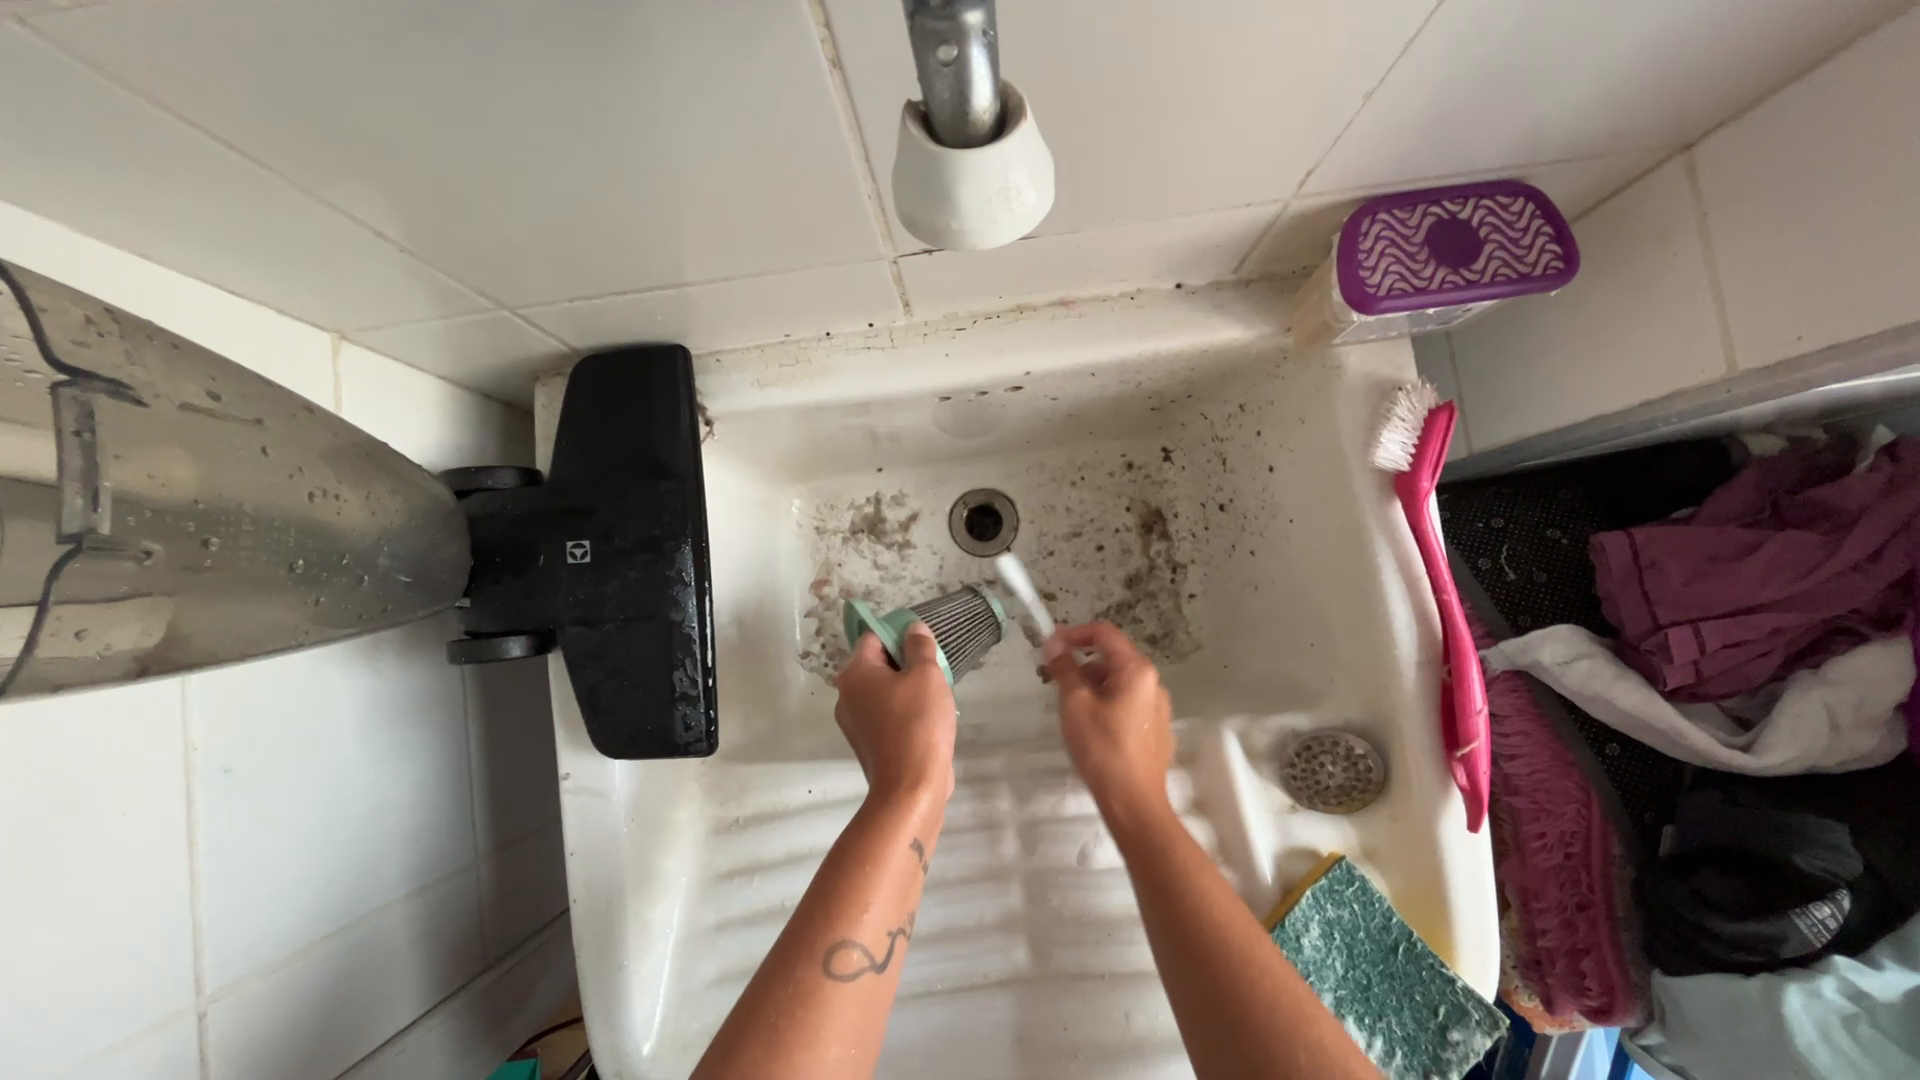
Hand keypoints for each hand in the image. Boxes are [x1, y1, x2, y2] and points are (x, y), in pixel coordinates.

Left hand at [835, 622, 957, 805]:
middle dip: (906, 664)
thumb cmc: (918, 722)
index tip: (925, 647)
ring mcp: (854, 723)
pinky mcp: (868, 744)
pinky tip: (926, 722)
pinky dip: (903, 713)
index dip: (899, 635)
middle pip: (877, 665)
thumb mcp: (926, 675)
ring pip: (883, 692)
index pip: (874, 637)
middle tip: (934, 673)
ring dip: (907, 690)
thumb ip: (919, 646)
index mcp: (854, 674)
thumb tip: (913, 629)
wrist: (911, 787)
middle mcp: (846, 696)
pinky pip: (886, 716)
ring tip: (934, 699)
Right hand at [1044, 622, 1174, 816]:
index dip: (1074, 633)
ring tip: (1070, 709)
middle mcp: (1153, 682)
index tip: (1049, 645)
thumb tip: (1054, 643)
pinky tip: (1092, 728)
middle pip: (1113, 658)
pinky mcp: (1156, 728)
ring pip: (1119, 682)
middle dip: (1081, 663)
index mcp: (1137, 670)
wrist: (1134, 802)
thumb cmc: (1102, 748)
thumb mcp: (1075, 704)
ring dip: (1093, 685)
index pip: (1104, 633)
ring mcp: (1158, 706)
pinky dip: (1107, 703)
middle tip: (1054, 681)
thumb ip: (1064, 669)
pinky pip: (1128, 703)